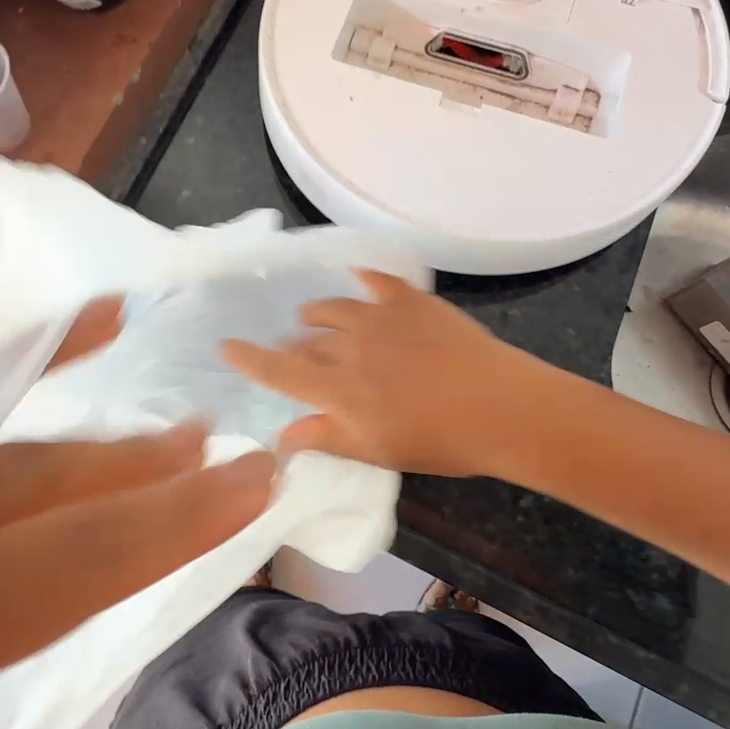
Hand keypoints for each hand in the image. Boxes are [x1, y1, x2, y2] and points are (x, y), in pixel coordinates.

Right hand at [222, 269, 563, 476]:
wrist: (503, 407)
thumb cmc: (441, 441)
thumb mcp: (378, 451)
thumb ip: (328, 438)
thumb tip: (282, 435)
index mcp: (339, 388)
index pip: (281, 370)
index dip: (250, 358)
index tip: (226, 345)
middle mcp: (350, 346)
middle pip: (306, 341)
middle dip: (291, 347)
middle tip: (290, 353)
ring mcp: (381, 318)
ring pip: (333, 308)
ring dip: (317, 315)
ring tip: (311, 317)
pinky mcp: (412, 301)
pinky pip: (377, 281)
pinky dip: (362, 279)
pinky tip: (357, 277)